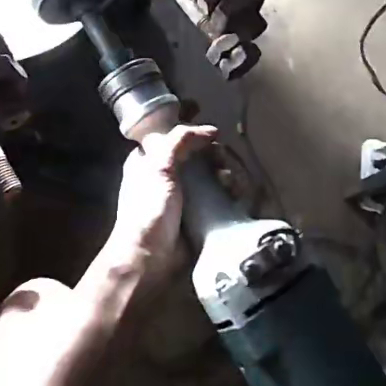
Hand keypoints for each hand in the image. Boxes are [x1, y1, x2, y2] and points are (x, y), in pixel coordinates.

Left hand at [105, 124, 217, 277]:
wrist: (150, 257)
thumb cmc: (148, 208)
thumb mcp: (158, 166)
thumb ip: (181, 140)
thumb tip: (212, 130)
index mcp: (150, 159)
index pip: (175, 133)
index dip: (194, 127)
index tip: (212, 130)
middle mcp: (168, 173)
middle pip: (200, 152)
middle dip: (216, 153)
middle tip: (222, 159)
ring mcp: (187, 194)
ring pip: (214, 172)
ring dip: (227, 172)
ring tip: (231, 181)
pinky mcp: (202, 212)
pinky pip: (222, 194)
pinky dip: (232, 191)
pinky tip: (237, 192)